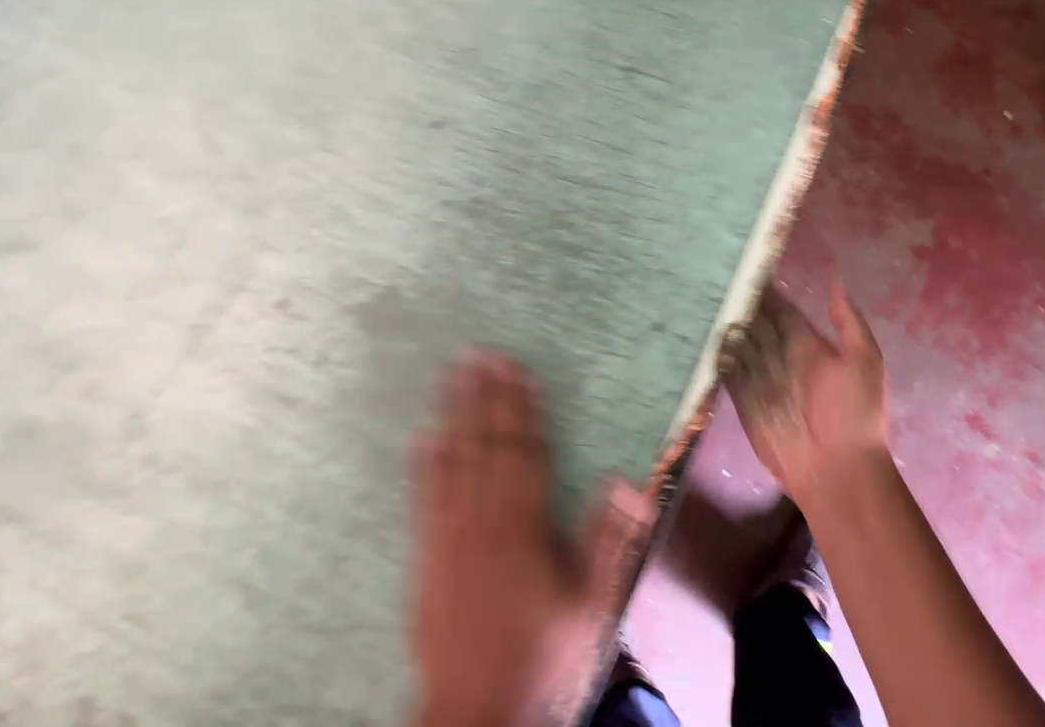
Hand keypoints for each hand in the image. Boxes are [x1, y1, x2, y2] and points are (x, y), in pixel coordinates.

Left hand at [410, 349, 650, 726]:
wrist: (476, 713)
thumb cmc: (543, 658)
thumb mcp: (591, 605)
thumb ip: (607, 542)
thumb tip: (625, 481)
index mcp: (523, 525)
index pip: (524, 450)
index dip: (520, 406)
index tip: (515, 366)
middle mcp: (480, 519)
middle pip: (485, 445)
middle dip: (483, 396)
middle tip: (478, 353)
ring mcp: (447, 537)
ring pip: (451, 461)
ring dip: (452, 414)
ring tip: (450, 375)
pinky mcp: (426, 557)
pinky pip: (423, 497)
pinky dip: (422, 463)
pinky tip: (420, 438)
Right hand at [722, 280, 888, 503]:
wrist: (838, 469)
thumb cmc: (855, 414)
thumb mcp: (864, 362)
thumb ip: (848, 322)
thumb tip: (835, 281)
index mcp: (809, 345)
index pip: (782, 310)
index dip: (766, 291)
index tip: (745, 267)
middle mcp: (782, 357)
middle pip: (756, 323)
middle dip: (738, 304)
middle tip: (714, 277)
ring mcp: (761, 379)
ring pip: (738, 344)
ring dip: (722, 325)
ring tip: (701, 300)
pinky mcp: (744, 401)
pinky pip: (726, 373)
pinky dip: (714, 356)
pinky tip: (698, 335)